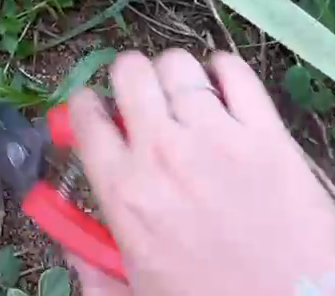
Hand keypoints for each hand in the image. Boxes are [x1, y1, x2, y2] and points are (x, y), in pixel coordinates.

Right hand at [64, 50, 334, 295]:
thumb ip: (95, 271)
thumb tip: (68, 238)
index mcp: (124, 191)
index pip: (84, 113)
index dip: (88, 106)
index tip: (100, 114)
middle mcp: (162, 151)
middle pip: (129, 70)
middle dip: (132, 78)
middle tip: (147, 101)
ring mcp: (215, 136)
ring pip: (178, 64)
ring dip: (178, 77)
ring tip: (190, 98)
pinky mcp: (265, 132)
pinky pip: (234, 71)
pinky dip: (225, 70)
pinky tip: (226, 90)